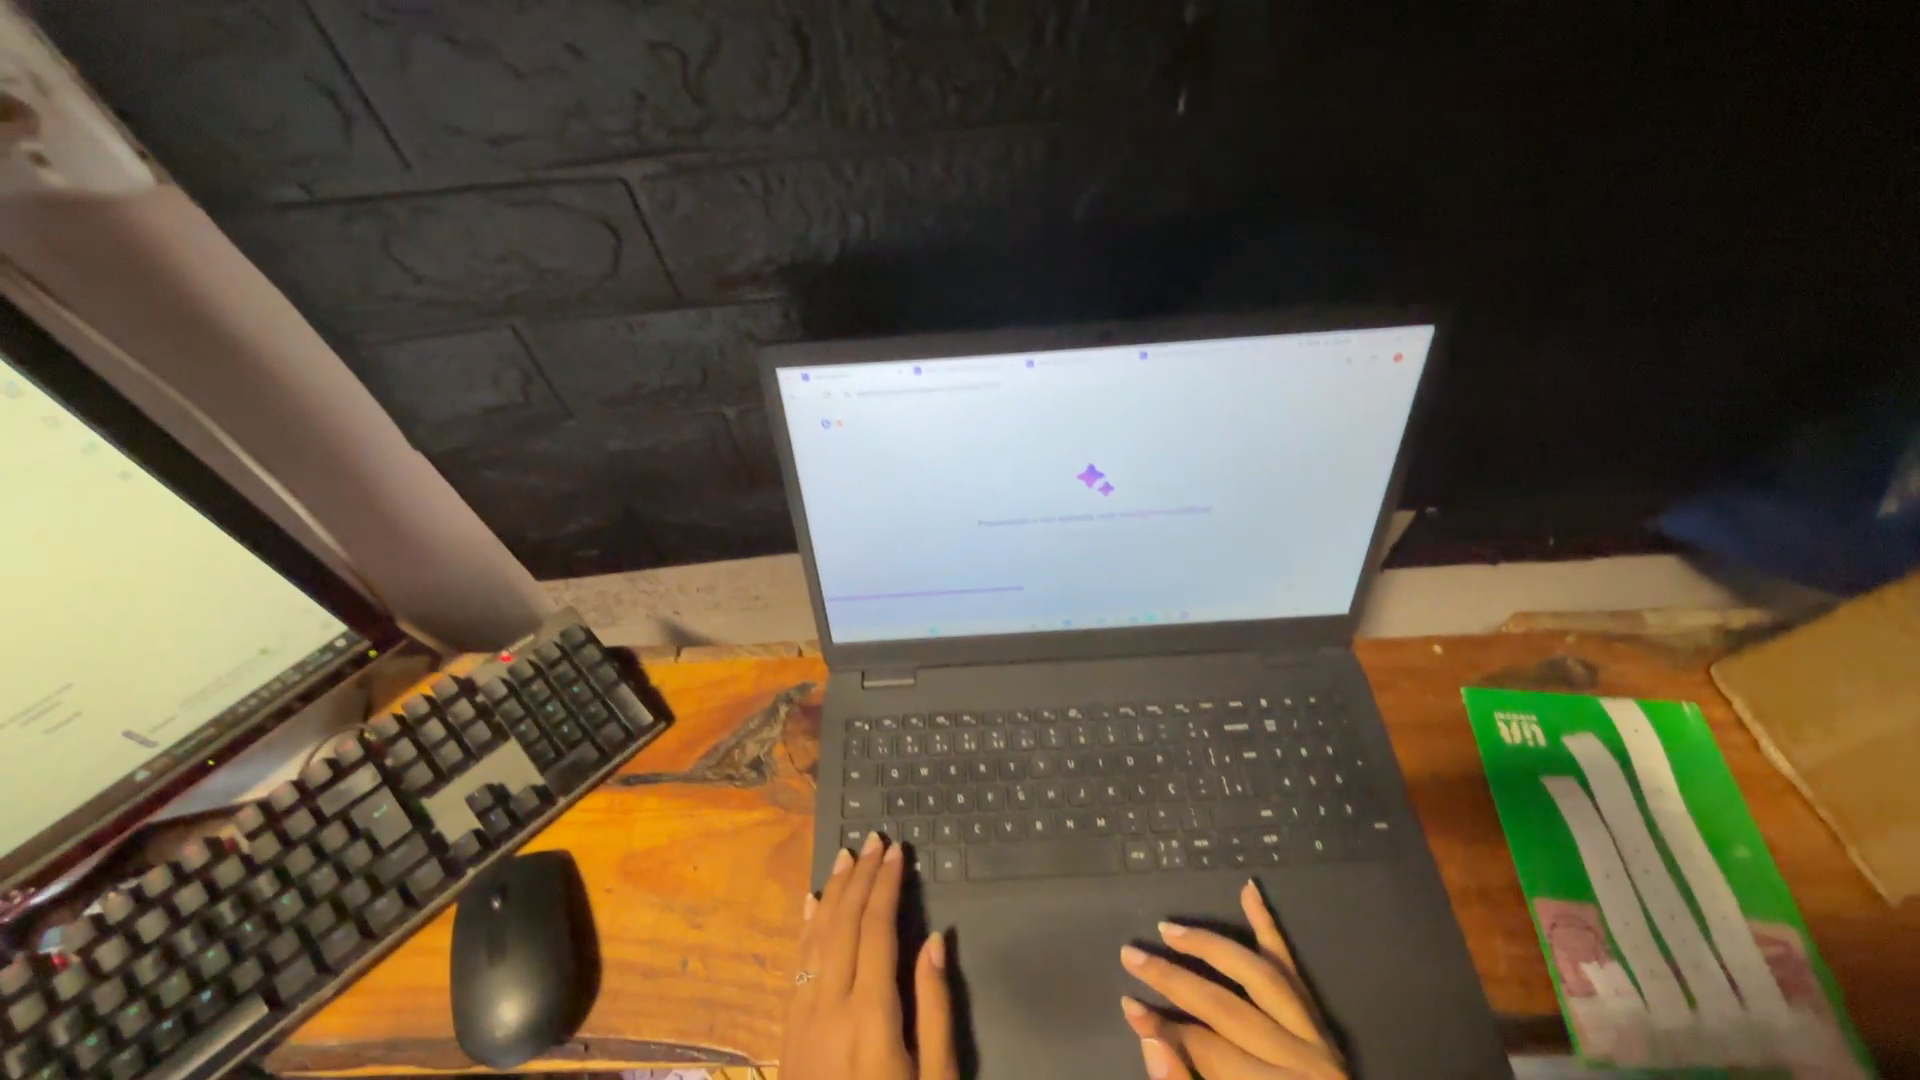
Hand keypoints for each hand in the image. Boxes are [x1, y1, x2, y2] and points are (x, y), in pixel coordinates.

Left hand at [782, 832, 958, 1079]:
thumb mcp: (936, 1078)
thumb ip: (934, 1006)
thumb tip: (935, 939)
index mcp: (872, 1015)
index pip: (877, 929)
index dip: (886, 885)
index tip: (895, 851)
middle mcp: (830, 1006)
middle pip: (844, 923)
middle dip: (860, 877)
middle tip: (873, 840)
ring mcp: (803, 1019)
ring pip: (815, 938)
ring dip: (832, 892)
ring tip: (844, 856)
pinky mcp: (789, 1033)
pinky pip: (796, 965)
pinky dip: (805, 927)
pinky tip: (809, 905)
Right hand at [1119, 880, 1347, 1078]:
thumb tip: (1150, 1039)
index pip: (1205, 1047)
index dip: (1161, 1027)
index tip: (1126, 1003)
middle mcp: (1301, 1062)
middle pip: (1224, 1007)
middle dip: (1173, 979)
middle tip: (1131, 955)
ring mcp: (1317, 1041)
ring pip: (1258, 976)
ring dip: (1210, 946)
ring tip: (1169, 928)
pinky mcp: (1323, 1028)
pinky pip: (1293, 972)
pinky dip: (1270, 929)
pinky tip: (1249, 893)